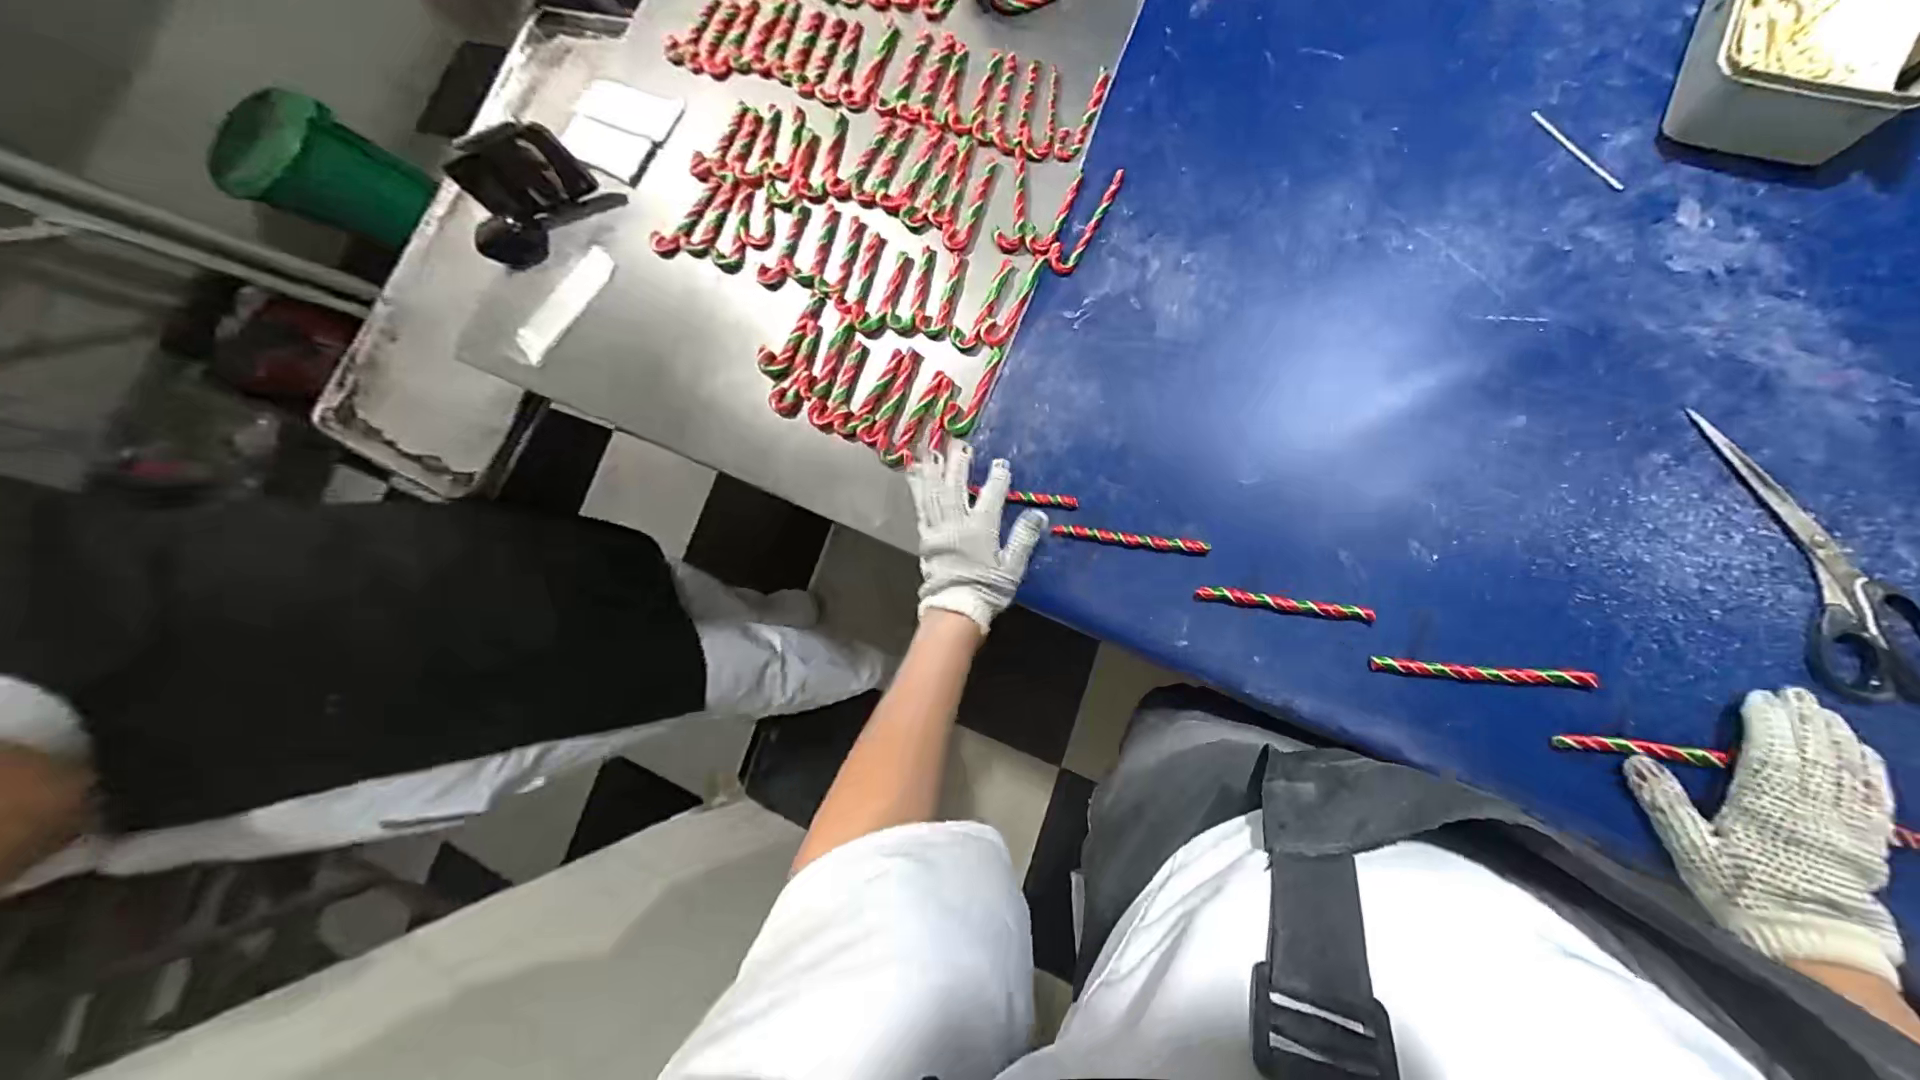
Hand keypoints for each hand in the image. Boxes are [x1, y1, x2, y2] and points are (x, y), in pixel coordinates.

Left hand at [905, 441, 1047, 632]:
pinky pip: (920, 506)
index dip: (997, 478)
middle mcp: (957, 522)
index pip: (991, 495)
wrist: (955, 608)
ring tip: (932, 448)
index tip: (1000, 463)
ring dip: (935, 468)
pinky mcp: (925, 536)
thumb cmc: (987, 588)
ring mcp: (938, 528)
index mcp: (981, 528)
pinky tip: (916, 473)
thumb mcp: (1012, 566)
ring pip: (935, 491)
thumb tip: (1038, 515)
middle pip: (957, 486)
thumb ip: (1024, 538)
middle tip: (959, 443)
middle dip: (959, 463)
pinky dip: (918, 487)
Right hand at [1624, 687, 1902, 982]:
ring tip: (1822, 710)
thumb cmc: (1740, 889)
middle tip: (1790, 692)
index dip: (1766, 721)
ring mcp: (1846, 822)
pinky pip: (1874, 795)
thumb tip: (1636, 760)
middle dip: (1802, 719)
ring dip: (1835, 735)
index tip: (1756, 697)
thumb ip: (1664, 803)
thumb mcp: (1690, 848)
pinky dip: (1869, 767)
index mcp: (1764, 805)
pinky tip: (1862, 750)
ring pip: (1846, 767)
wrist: (1811, 942)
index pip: (1769, 751)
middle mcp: (1809, 806)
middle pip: (1810, 752)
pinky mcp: (1869, 838)